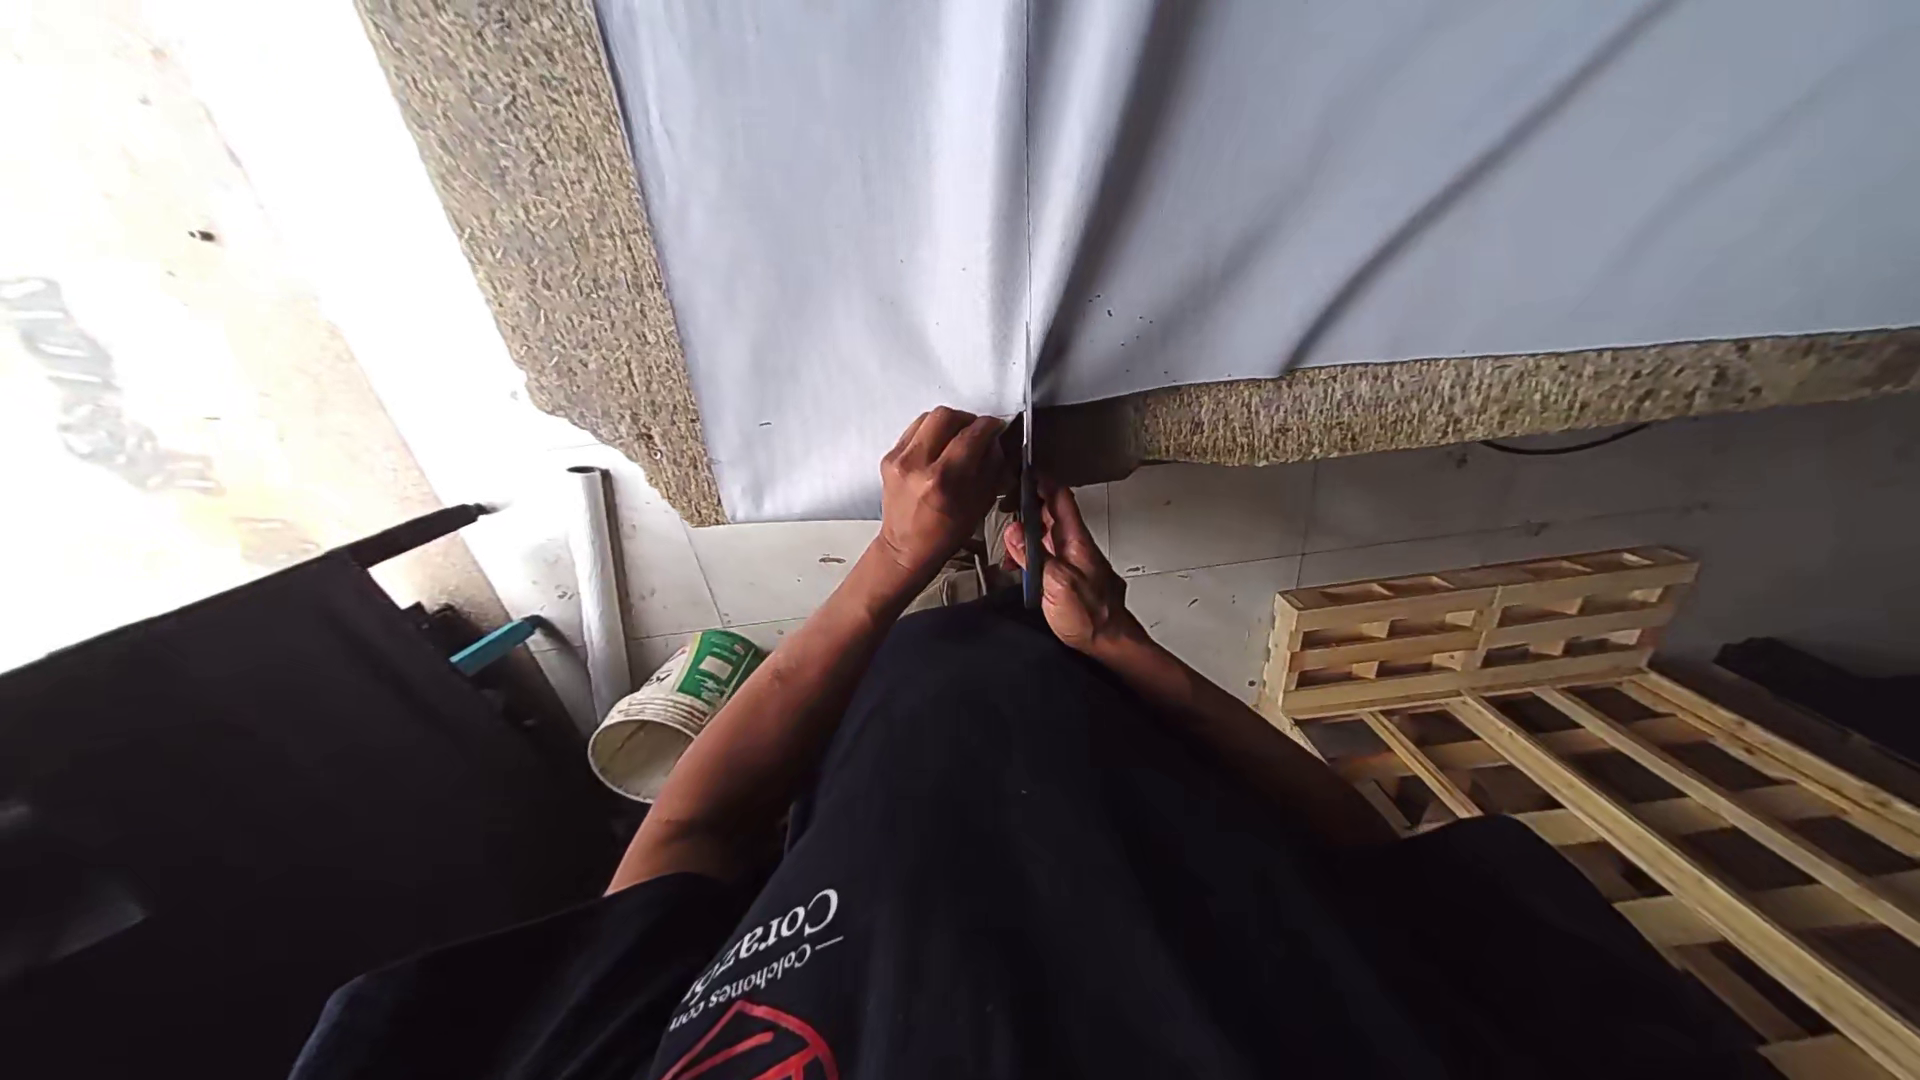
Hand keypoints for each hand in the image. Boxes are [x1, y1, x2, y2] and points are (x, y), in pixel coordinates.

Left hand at [875, 406, 1009, 578]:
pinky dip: (931, 432)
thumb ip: (990, 466)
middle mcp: (916, 465)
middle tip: (976, 431)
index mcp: (942, 480)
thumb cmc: (944, 534)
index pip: (971, 435)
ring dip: (948, 423)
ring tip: (958, 438)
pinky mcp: (888, 458)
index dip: (989, 426)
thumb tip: (994, 440)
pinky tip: (939, 447)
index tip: (996, 427)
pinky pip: (914, 430)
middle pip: (946, 416)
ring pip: (928, 417)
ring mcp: (898, 459)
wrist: (906, 548)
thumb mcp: (979, 504)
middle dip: (967, 419)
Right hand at [1002, 480, 1146, 655]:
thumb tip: (1015, 533)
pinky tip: (1024, 568)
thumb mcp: (1054, 583)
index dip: (1044, 483)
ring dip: (1028, 537)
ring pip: (1050, 538)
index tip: (1028, 472)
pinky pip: (1051, 557)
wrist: (1110, 643)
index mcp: (1076, 542)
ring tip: (1011, 548)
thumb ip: (1034, 556)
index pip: (1061, 500)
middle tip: (1010, 509)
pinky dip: (1034, 556)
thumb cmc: (1091, 618)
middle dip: (1030, 510)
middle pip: (1053, 516)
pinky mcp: (1073, 578)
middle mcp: (1078, 548)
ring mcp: (1076, 563)